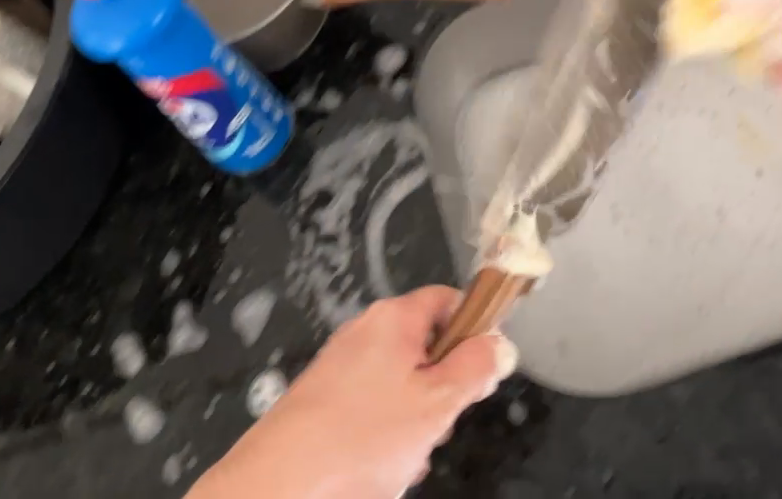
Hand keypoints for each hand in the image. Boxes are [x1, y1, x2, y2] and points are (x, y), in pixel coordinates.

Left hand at [189, 286, 516, 498]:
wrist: (280, 482)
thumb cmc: (362, 437)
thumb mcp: (437, 403)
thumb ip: (476, 368)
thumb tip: (500, 344)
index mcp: (394, 318)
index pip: (448, 300)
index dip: (473, 328)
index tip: (484, 365)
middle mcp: (366, 330)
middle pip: (425, 343)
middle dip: (442, 384)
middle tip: (441, 420)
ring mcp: (342, 363)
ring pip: (400, 380)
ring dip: (414, 415)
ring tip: (406, 453)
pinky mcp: (325, 396)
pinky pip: (372, 403)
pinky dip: (384, 429)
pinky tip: (380, 465)